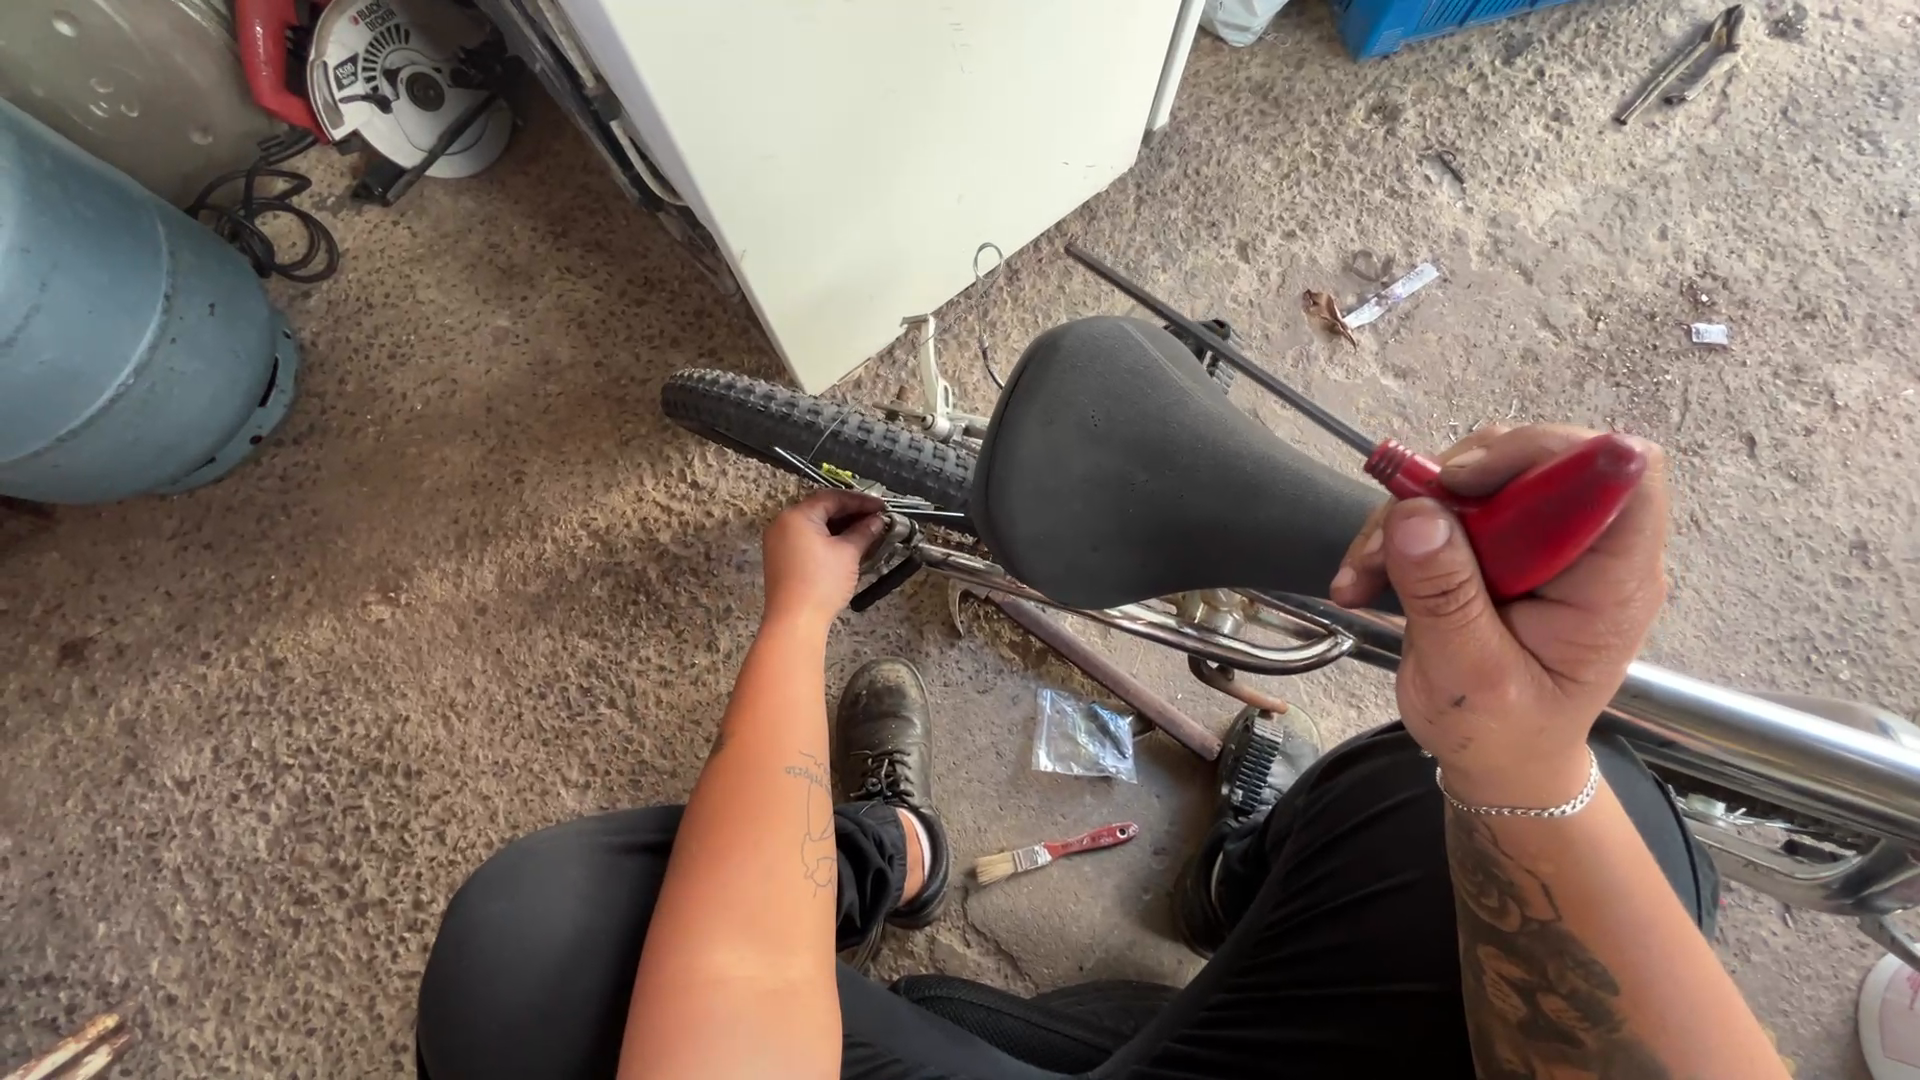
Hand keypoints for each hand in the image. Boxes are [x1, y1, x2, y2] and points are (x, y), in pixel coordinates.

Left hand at [761, 490, 887, 629]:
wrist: (795, 621)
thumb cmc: (821, 583)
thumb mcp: (848, 553)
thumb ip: (863, 532)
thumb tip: (876, 522)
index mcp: (797, 515)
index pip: (832, 498)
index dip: (860, 501)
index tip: (881, 506)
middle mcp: (783, 523)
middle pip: (821, 509)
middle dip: (850, 513)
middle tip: (875, 518)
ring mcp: (779, 542)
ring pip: (814, 525)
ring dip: (840, 527)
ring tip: (866, 532)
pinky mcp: (781, 558)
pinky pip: (807, 539)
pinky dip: (827, 539)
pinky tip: (847, 545)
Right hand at [1330, 425, 1669, 806]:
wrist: (1495, 758)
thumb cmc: (1501, 732)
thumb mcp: (1469, 674)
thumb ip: (1444, 596)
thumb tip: (1417, 513)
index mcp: (1608, 583)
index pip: (1618, 474)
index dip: (1543, 457)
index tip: (1461, 485)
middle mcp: (1578, 550)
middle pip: (1526, 463)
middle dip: (1444, 490)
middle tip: (1392, 537)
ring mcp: (1531, 546)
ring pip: (1468, 482)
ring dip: (1401, 518)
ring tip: (1362, 574)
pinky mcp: (1488, 550)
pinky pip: (1436, 511)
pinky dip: (1389, 536)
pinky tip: (1362, 579)